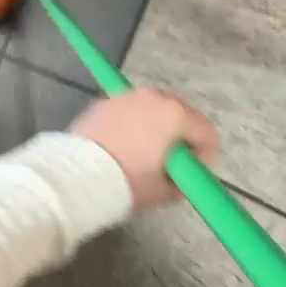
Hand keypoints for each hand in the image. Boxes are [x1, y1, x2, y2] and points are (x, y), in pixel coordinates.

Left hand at [68, 88, 220, 210]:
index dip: (206, 154)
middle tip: (172, 159)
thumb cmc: (127, 181)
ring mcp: (126, 96)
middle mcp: (153, 97)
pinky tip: (123, 143)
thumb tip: (181, 177)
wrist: (79, 173)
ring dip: (155, 124)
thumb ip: (181, 180)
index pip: (206, 132)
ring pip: (152, 107)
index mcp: (175, 115)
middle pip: (180, 113)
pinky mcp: (103, 101)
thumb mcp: (164, 190)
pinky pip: (128, 110)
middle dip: (181, 134)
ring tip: (146, 150)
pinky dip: (131, 122)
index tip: (196, 171)